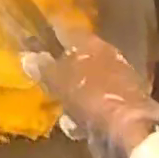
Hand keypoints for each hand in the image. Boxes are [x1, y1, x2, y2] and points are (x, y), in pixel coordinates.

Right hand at [25, 26, 158, 156]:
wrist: (131, 129)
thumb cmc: (90, 95)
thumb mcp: (58, 81)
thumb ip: (42, 68)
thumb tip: (27, 57)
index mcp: (89, 40)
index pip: (65, 28)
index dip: (50, 30)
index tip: (38, 35)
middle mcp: (106, 52)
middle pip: (79, 54)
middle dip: (63, 65)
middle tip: (46, 76)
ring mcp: (119, 76)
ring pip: (89, 78)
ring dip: (75, 91)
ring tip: (60, 106)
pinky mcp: (128, 101)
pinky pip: (99, 100)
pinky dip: (87, 110)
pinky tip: (77, 125)